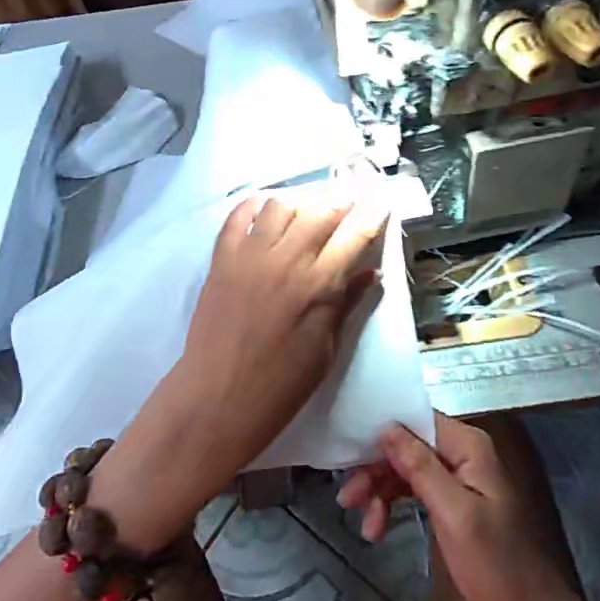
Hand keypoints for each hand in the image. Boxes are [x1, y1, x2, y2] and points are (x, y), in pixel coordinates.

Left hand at [175, 193, 384, 456]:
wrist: (219, 398)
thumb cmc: (281, 384)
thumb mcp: (326, 349)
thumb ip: (346, 304)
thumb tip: (371, 273)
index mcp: (318, 285)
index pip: (354, 237)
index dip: (371, 216)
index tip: (380, 203)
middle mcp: (286, 260)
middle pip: (319, 212)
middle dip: (339, 202)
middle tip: (347, 203)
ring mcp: (249, 256)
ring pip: (279, 206)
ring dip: (299, 202)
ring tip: (306, 210)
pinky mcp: (221, 260)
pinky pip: (237, 217)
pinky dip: (253, 206)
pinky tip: (264, 208)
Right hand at [339, 413, 579, 600]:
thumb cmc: (496, 561)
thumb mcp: (454, 514)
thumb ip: (421, 467)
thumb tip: (387, 428)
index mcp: (469, 446)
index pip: (416, 421)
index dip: (382, 434)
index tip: (350, 455)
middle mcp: (463, 452)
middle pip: (407, 446)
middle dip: (376, 472)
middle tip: (348, 500)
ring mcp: (459, 476)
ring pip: (407, 469)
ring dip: (381, 492)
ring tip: (365, 527)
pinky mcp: (453, 499)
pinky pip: (416, 489)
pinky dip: (394, 505)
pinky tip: (378, 528)